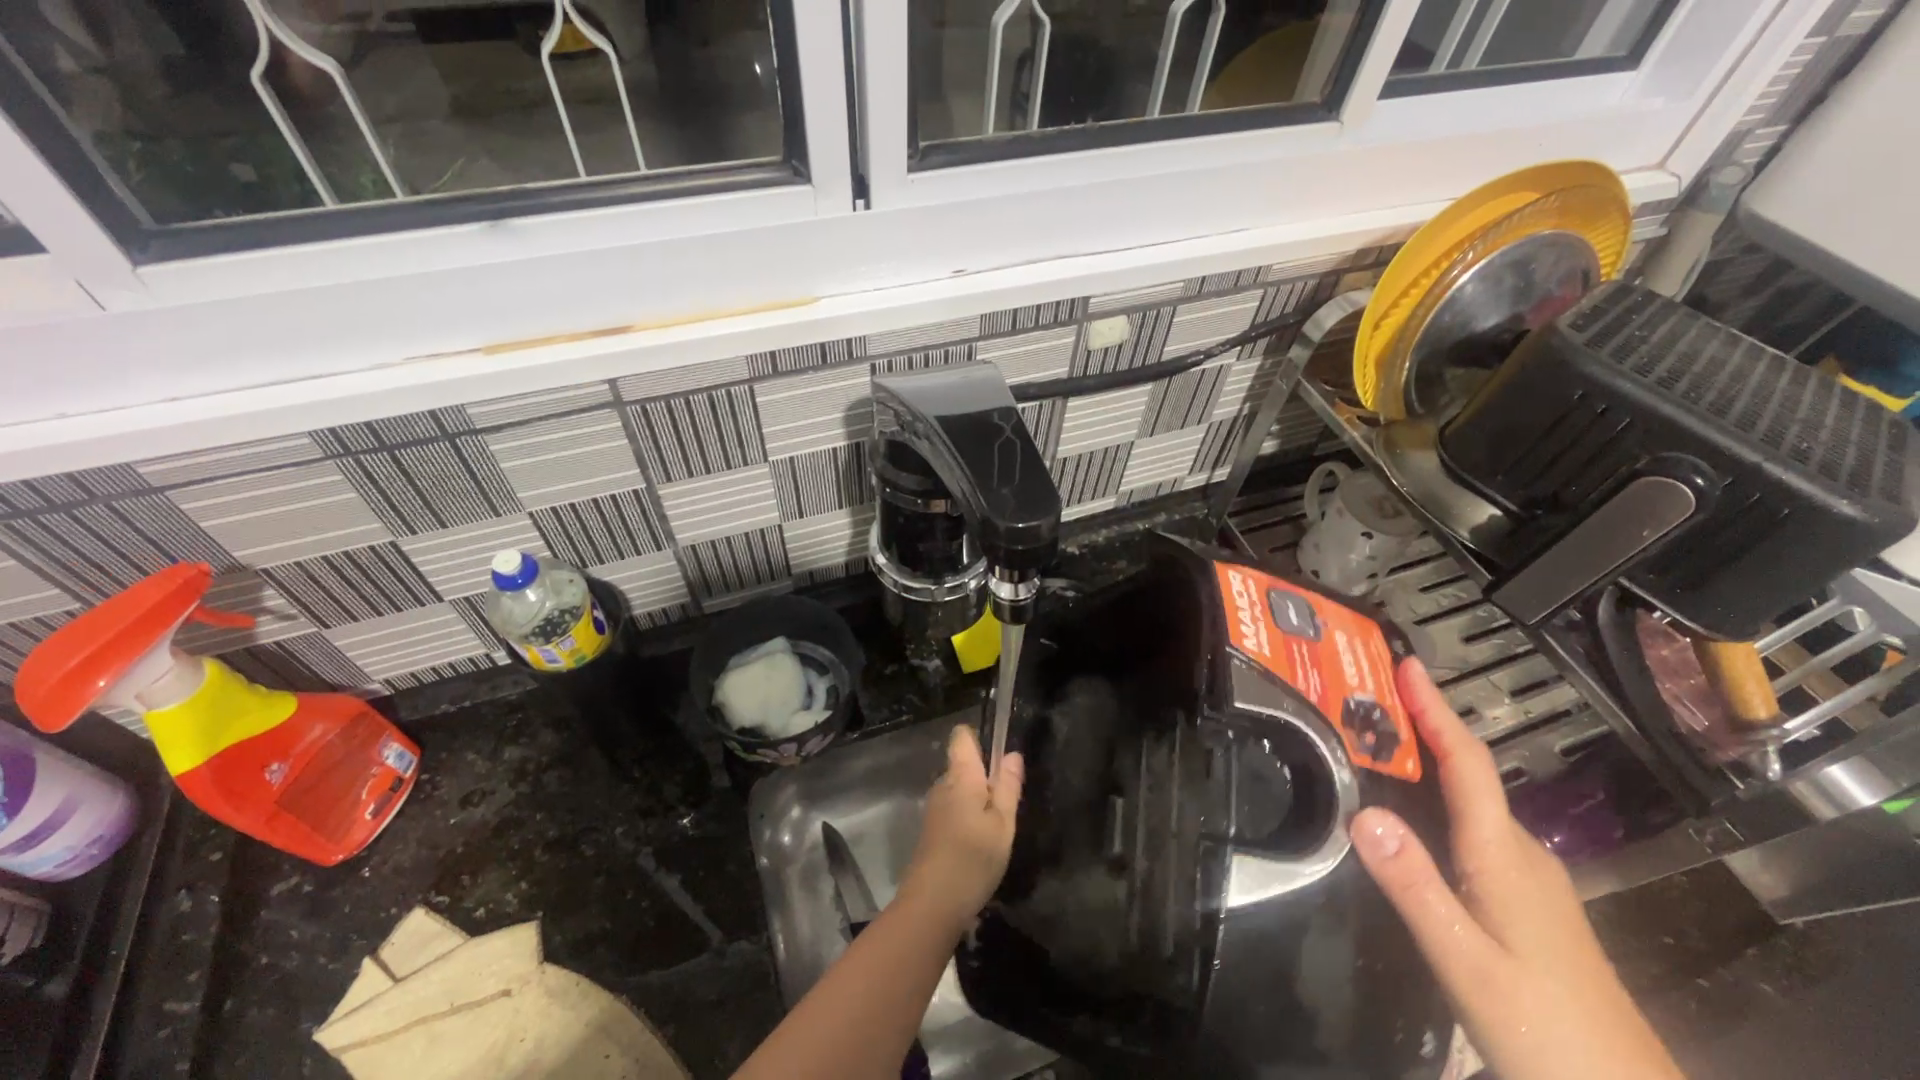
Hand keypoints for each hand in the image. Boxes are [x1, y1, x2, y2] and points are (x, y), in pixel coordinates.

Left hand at [900, 725, 1023, 932]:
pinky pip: (955, 810)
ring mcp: (934, 809)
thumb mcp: (1002, 823)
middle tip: (1010, 805)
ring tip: (999, 828)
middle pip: (964, 765)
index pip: (962, 737)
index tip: (1002, 759)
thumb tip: (1012, 753)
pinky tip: (981, 844)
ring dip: (979, 801)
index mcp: (960, 776)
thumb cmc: (973, 859)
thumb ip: (1008, 787)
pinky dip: (969, 819)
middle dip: (987, 777)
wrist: (932, 904)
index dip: (981, 738)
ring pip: (960, 791)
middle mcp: (942, 785)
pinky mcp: (932, 831)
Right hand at [1351, 659, 1683, 1079]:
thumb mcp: (1465, 961)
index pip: (1467, 764)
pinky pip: (1476, 832)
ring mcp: (1531, 880)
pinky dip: (1440, 805)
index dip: (1435, 710)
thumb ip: (1415, 887)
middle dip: (1422, 728)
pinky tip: (1416, 821)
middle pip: (1468, 775)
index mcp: (1504, 857)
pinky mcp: (1529, 904)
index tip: (1406, 664)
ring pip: (1473, 805)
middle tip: (1367, 701)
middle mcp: (1522, 855)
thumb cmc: (1544, 1025)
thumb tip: (1364, 812)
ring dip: (1429, 765)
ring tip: (1378, 748)